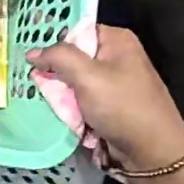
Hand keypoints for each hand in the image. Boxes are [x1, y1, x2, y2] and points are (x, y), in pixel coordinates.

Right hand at [26, 25, 183, 170]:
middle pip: (71, 57)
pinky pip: (80, 99)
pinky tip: (59, 113)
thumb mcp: (87, 76)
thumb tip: (32, 52)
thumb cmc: (122, 107)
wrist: (152, 153)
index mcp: (116, 40)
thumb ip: (58, 57)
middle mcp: (115, 57)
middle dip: (54, 71)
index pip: (75, 31)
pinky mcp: (108, 104)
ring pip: (72, 81)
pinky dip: (69, 107)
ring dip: (59, 93)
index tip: (30, 55)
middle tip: (33, 80)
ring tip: (44, 99)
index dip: (52, 41)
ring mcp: (112, 82)